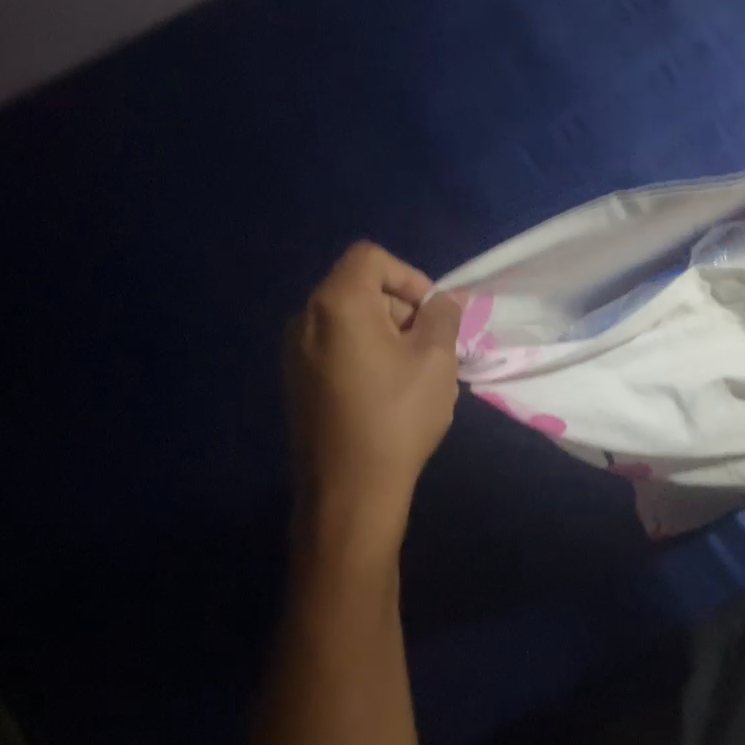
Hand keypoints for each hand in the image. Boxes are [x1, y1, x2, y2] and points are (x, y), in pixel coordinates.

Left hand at [284, 242, 460, 513]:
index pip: (371, 257)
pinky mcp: (298, 379)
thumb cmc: (398, 415)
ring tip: (415, 375)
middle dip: (402, 308)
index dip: (410, 276)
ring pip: (350, 319)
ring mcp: (296, 351)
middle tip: (433, 348)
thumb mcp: (436, 361)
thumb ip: (443, 318)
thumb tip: (448, 297)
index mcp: (337, 304)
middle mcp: (306, 318)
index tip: (434, 315)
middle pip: (359, 287)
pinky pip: (337, 346)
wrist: (349, 486)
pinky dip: (367, 354)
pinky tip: (389, 393)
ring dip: (388, 334)